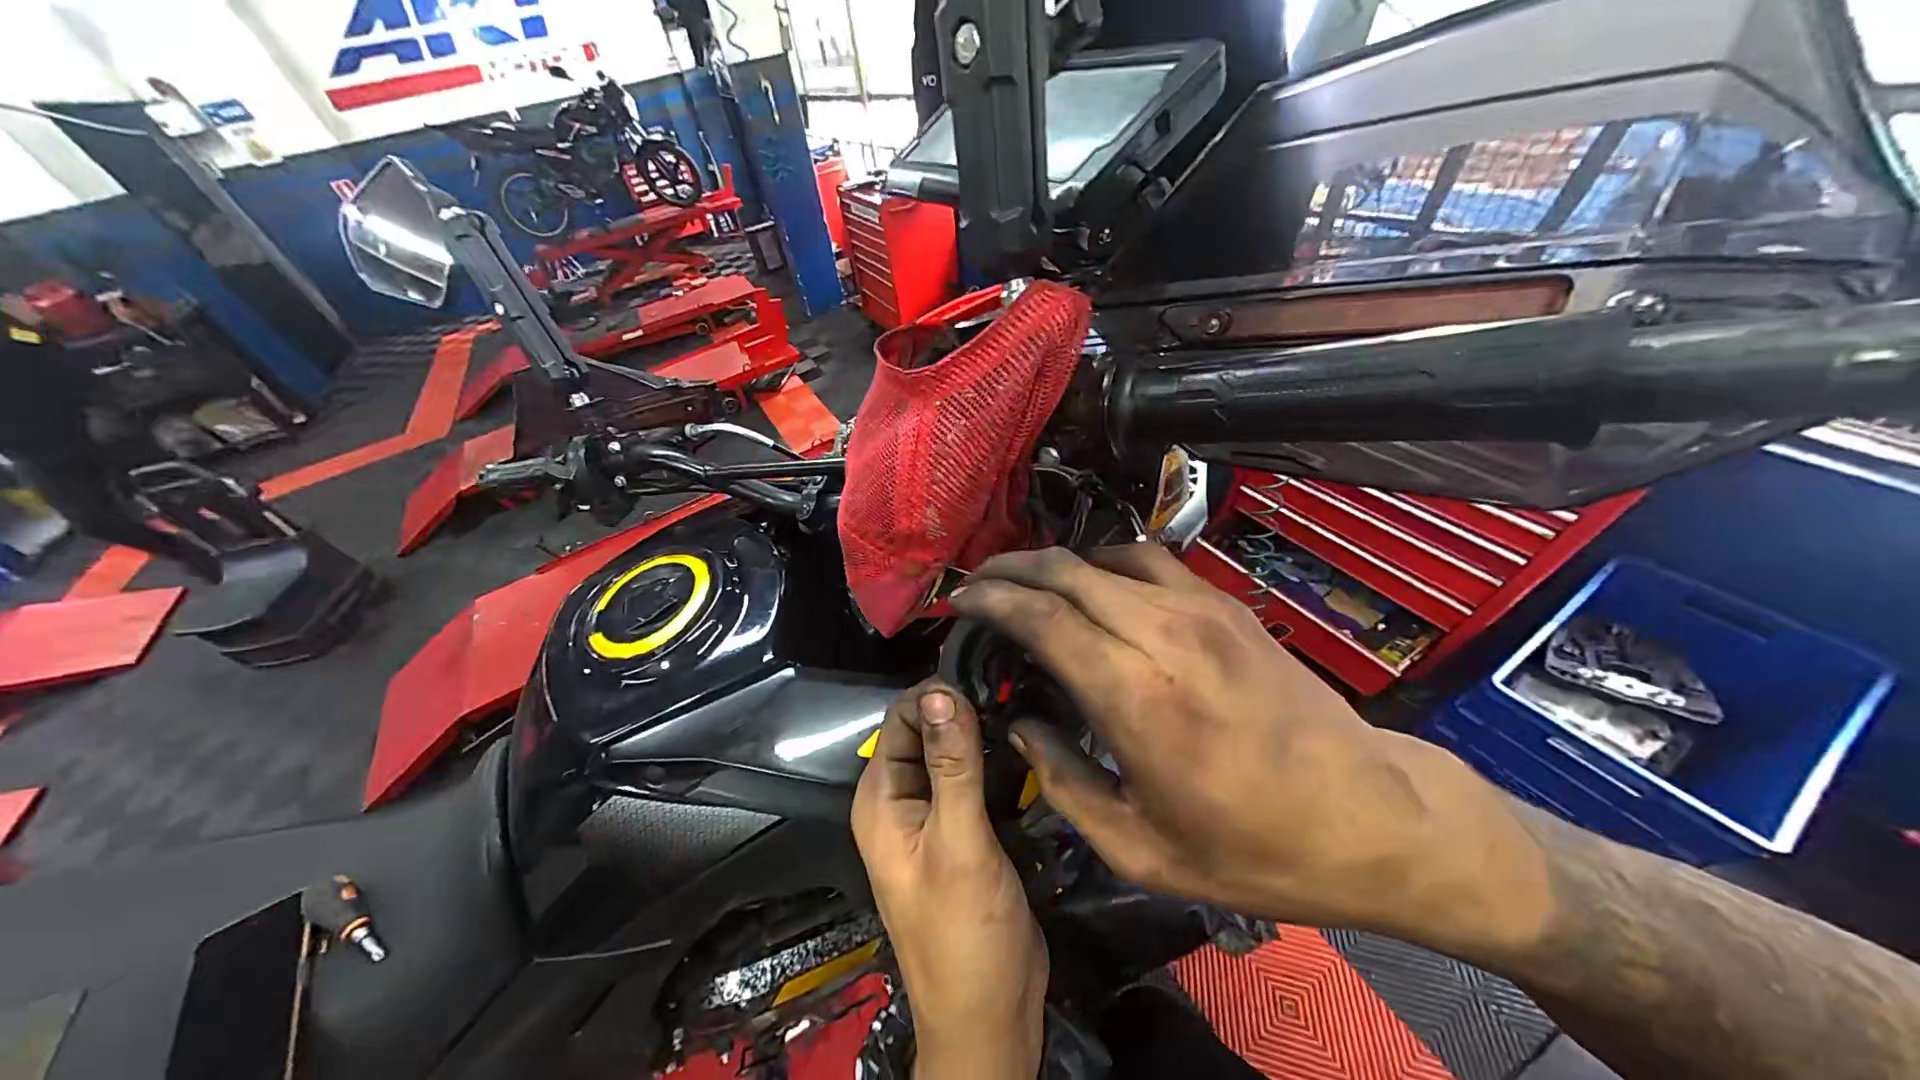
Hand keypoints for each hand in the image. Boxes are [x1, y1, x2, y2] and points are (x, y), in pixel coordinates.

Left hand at [852, 680, 1046, 1079]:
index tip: (991, 679)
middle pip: (927, 732)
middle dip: (965, 710)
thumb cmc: (965, 931)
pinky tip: (1027, 748)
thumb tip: (943, 691)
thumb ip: (952, 765)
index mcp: (882, 798)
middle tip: (1018, 690)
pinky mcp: (962, 831)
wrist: (989, 1014)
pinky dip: (994, 763)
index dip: (940, 694)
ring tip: (1027, 708)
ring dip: (983, 734)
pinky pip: (973, 781)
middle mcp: (900, 800)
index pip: (903, 718)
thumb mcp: (959, 842)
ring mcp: (932, 817)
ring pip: (953, 754)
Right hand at [949, 544, 1554, 956]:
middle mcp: (1166, 635)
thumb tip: (1020, 728)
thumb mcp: (1140, 848)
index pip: (1043, 616)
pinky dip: (1104, 562)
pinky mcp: (1227, 605)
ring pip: (1104, 555)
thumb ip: (1063, 781)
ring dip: (1054, 561)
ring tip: (1024, 580)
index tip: (958, 600)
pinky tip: (1090, 585)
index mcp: (1137, 697)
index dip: (992, 599)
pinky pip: (1149, 560)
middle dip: (1010, 568)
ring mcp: (1203, 610)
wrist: (1373, 818)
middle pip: (1066, 571)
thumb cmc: (1253, 848)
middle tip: (977, 583)